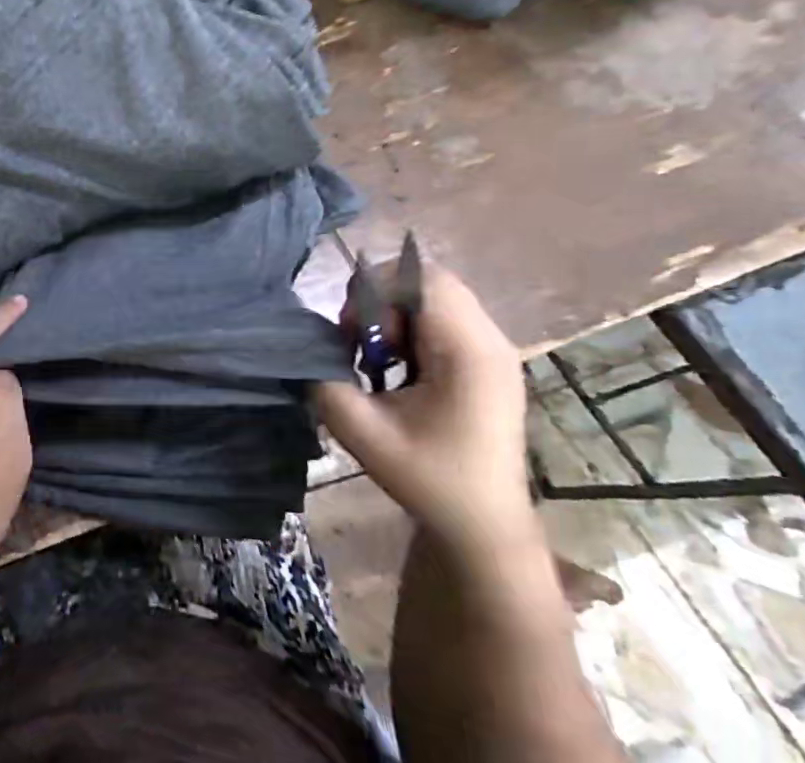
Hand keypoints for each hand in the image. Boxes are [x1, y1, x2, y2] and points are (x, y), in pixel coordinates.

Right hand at [313, 265, 536, 558]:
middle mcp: (489, 341)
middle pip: (430, 282)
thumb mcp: (362, 432)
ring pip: (436, 298)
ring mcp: (494, 351)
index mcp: (467, 352)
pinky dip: (412, 330)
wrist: (483, 524)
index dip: (376, 290)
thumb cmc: (428, 479)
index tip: (354, 332)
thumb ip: (327, 383)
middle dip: (383, 301)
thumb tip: (310, 351)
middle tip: (361, 342)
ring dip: (396, 315)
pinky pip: (445, 319)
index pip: (422, 279)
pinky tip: (399, 369)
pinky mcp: (487, 363)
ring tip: (378, 358)